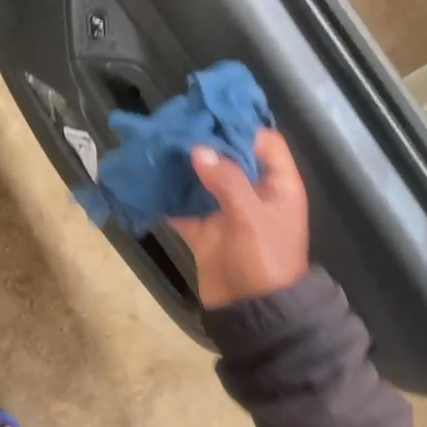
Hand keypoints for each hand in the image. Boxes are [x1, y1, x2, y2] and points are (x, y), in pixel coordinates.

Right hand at [166, 131, 309, 308]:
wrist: (252, 312)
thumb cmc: (263, 260)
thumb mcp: (250, 217)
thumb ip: (226, 180)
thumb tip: (197, 149)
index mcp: (278, 185)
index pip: (264, 142)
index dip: (239, 127)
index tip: (207, 114)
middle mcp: (253, 193)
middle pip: (229, 158)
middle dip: (203, 144)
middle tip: (173, 126)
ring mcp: (227, 213)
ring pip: (203, 181)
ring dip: (182, 169)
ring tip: (156, 149)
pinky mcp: (205, 232)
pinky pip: (184, 208)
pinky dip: (168, 198)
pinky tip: (148, 184)